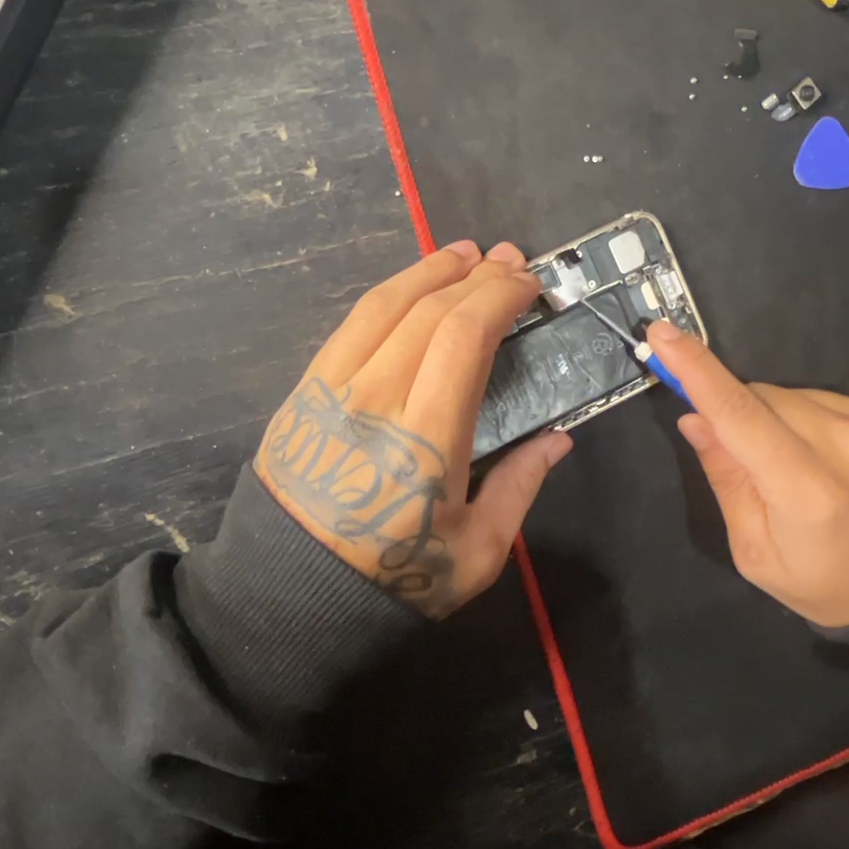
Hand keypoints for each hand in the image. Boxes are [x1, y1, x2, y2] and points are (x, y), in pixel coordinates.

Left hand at [254, 241, 571, 618]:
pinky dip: (387, 296)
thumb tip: (558, 438)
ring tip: (463, 254)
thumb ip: (521, 487)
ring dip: (428, 271)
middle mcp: (374, 398)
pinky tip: (410, 288)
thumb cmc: (394, 579)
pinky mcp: (304, 391)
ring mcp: (330, 389)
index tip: (528, 284)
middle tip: (509, 260)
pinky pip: (349, 326)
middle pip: (427, 311)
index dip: (499, 297)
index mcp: (424, 438)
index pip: (463, 337)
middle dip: (475, 276)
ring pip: (383, 306)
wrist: (289, 594)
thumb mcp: (477, 552)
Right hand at [647, 320, 848, 628]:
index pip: (739, 414)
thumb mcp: (759, 554)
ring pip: (802, 396)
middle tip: (757, 463)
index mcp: (808, 491)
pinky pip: (839, 399)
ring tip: (812, 469)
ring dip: (787, 420)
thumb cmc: (834, 585)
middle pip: (766, 398)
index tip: (661, 332)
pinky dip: (826, 422)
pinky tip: (847, 462)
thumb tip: (696, 417)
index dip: (696, 370)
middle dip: (745, 416)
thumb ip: (726, 481)